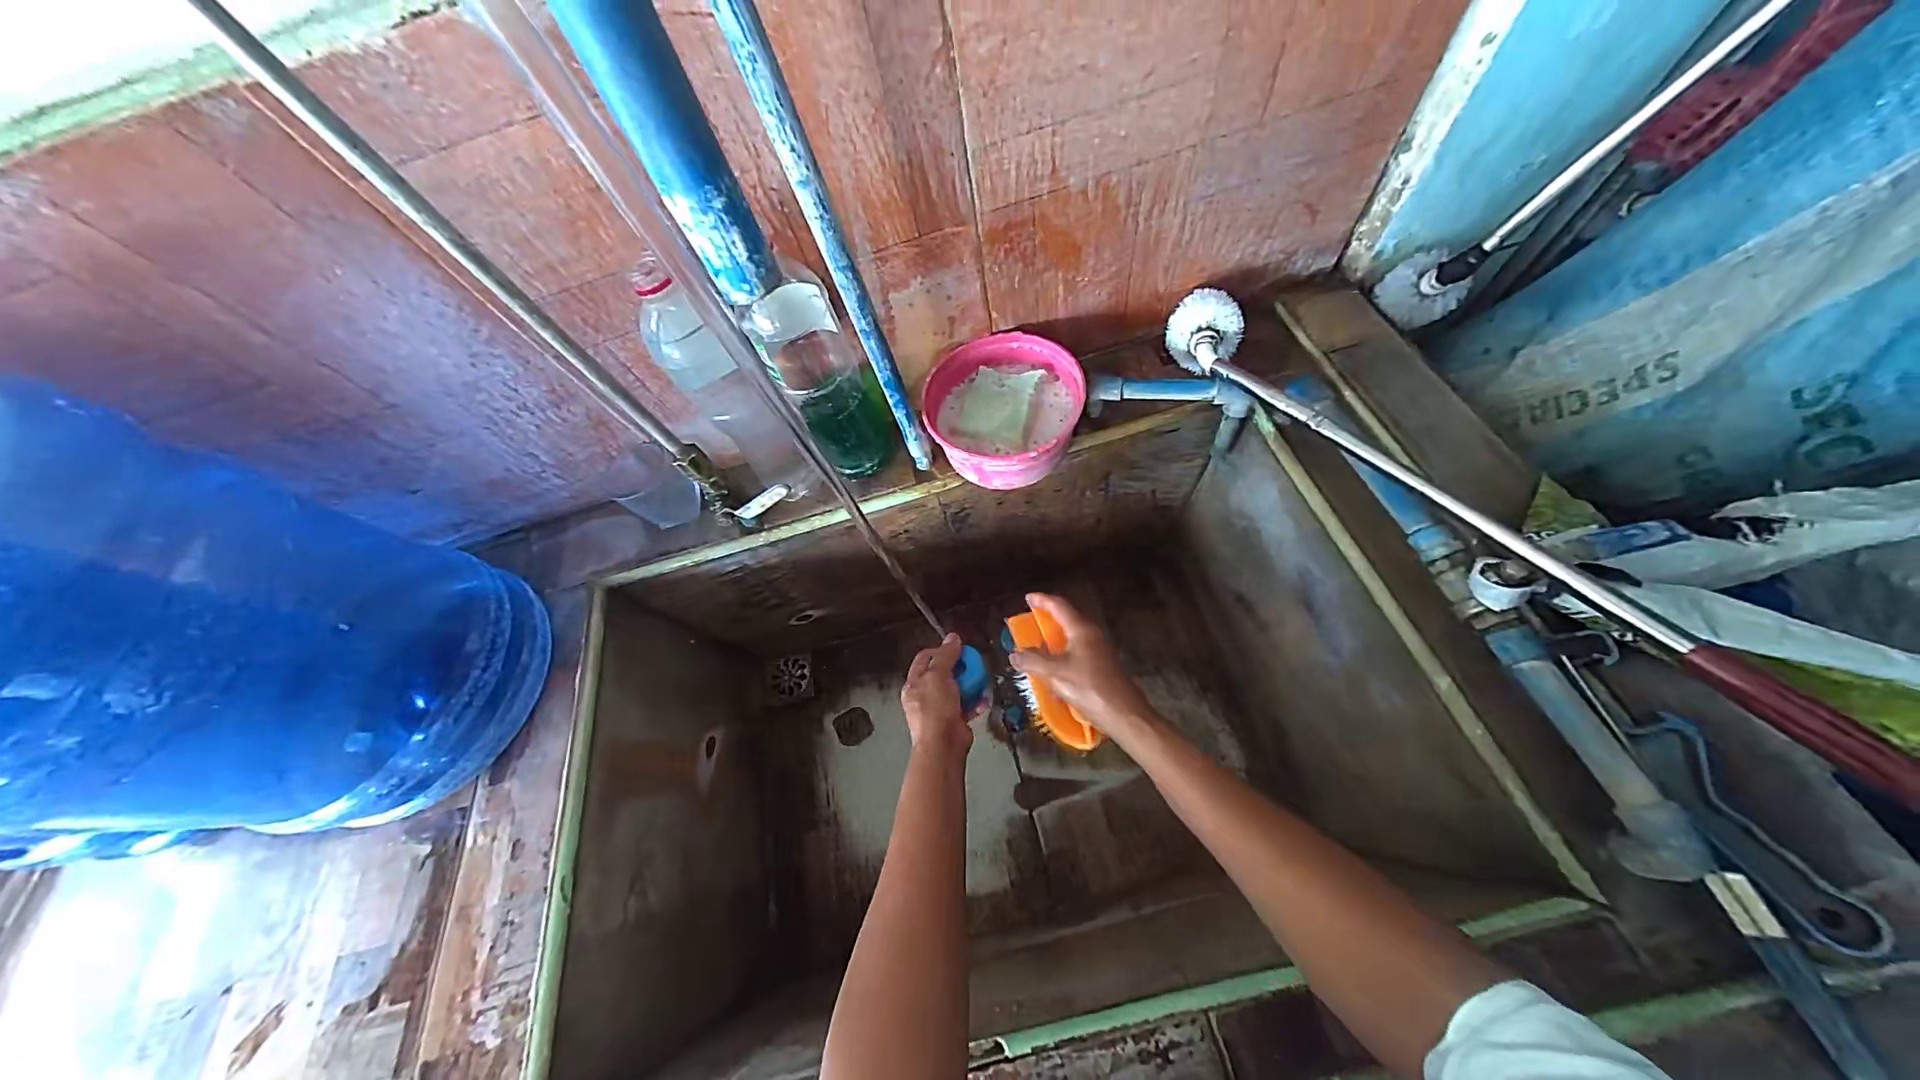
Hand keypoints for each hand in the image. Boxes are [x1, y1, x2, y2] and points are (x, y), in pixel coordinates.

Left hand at [901, 633, 972, 760]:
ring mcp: (940, 708)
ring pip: (958, 688)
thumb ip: (946, 656)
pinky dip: (976, 702)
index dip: (941, 650)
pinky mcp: (955, 719)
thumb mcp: (938, 676)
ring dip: (971, 685)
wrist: (943, 745)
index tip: (958, 648)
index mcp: (915, 683)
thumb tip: (952, 638)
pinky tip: (982, 701)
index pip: (926, 658)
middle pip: (944, 672)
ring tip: (979, 683)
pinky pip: (967, 705)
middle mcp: (925, 694)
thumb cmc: (934, 710)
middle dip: (960, 668)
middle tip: (972, 666)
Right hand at [1009, 593, 1158, 739]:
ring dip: (1054, 641)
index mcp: (1081, 630)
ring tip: (1037, 648)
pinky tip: (1053, 674)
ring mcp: (1099, 651)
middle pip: (1067, 620)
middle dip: (1047, 620)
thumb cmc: (1091, 688)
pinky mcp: (1102, 667)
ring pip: (1072, 639)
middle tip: (1030, 621)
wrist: (1125, 715)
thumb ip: (1033, 661)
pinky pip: (1077, 655)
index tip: (1028, 598)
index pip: (1059, 606)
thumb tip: (1015, 653)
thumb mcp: (1056, 674)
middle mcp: (1092, 635)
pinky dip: (1062, 658)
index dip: (1042, 600)